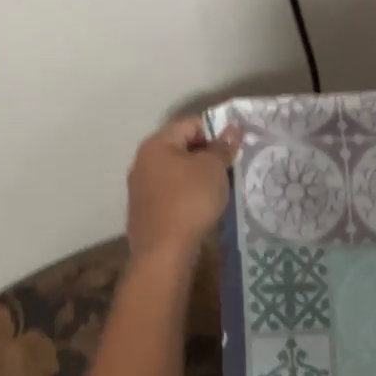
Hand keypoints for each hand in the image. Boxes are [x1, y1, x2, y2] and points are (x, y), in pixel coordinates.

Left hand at [126, 116, 240, 265]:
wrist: (164, 251)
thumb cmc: (190, 200)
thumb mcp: (213, 168)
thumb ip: (223, 146)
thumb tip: (233, 128)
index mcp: (157, 144)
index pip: (191, 123)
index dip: (216, 131)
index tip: (234, 148)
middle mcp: (143, 161)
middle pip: (182, 146)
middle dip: (208, 154)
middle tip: (230, 168)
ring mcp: (141, 186)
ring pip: (177, 170)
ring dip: (199, 175)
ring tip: (219, 188)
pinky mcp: (145, 209)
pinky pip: (171, 190)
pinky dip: (188, 192)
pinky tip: (202, 206)